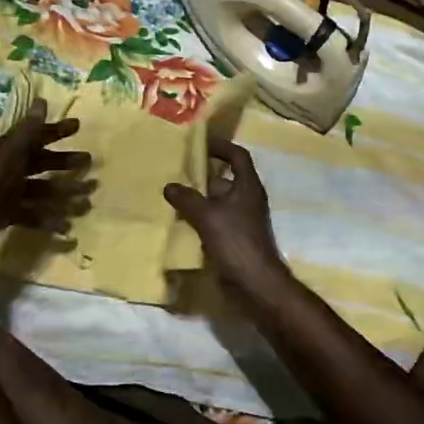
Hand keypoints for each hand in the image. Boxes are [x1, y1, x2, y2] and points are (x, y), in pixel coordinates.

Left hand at [0, 99, 92, 264]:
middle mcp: (4, 169)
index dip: (55, 130)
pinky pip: (31, 214)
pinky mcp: (4, 215)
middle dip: (63, 163)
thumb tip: (43, 100)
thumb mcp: (8, 155)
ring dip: (62, 195)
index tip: (78, 126)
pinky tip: (65, 226)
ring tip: (85, 203)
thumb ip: (28, 132)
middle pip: (39, 163)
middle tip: (88, 163)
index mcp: (3, 151)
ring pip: (39, 191)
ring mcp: (4, 193)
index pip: (33, 136)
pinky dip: (47, 218)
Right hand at [164, 138, 286, 290]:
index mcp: (248, 187)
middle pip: (224, 179)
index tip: (200, 143)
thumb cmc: (235, 241)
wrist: (254, 281)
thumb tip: (169, 186)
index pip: (238, 156)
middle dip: (201, 176)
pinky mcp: (234, 238)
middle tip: (175, 172)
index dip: (221, 146)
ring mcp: (241, 220)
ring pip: (217, 202)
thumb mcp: (208, 216)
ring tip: (171, 195)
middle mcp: (247, 199)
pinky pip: (214, 221)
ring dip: (198, 199)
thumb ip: (188, 199)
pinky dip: (199, 219)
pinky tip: (180, 221)